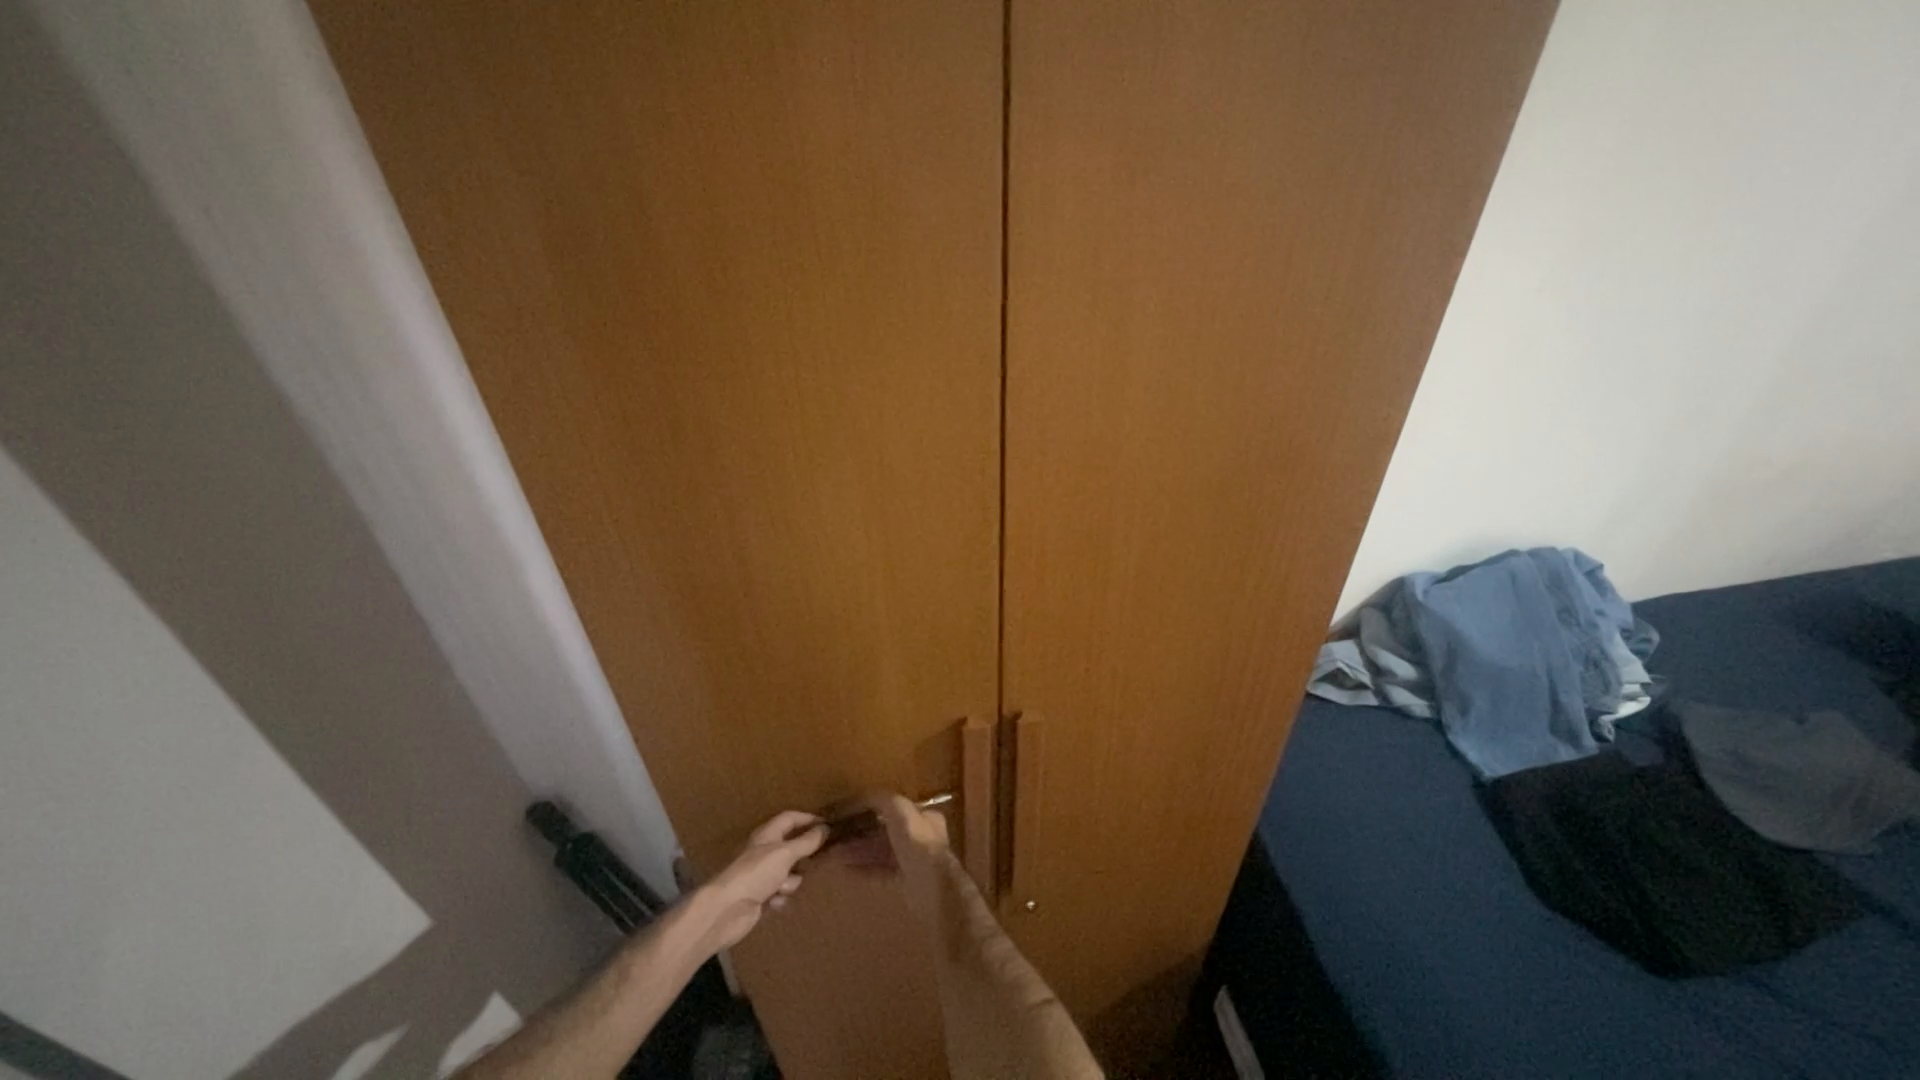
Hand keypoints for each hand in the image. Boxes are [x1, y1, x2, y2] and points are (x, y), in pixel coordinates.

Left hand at [694, 810, 825, 950]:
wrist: (726, 910)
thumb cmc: (755, 873)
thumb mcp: (785, 853)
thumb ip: (806, 842)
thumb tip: (825, 828)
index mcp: (767, 835)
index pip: (790, 819)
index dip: (808, 820)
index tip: (828, 827)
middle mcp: (764, 852)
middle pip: (792, 848)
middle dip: (803, 858)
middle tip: (815, 863)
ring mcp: (762, 875)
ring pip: (790, 874)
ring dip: (790, 882)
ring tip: (781, 888)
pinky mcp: (761, 896)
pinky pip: (781, 893)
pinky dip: (780, 897)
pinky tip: (772, 902)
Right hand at [844, 792, 954, 923]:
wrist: (931, 887)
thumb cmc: (917, 843)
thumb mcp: (900, 811)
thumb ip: (882, 800)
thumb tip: (865, 796)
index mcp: (923, 817)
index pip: (894, 809)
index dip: (871, 809)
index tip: (849, 814)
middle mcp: (919, 837)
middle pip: (884, 832)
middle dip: (860, 834)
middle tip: (836, 837)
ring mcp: (912, 860)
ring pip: (880, 852)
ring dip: (858, 851)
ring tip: (833, 855)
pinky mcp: (905, 881)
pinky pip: (880, 871)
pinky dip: (863, 869)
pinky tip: (844, 870)